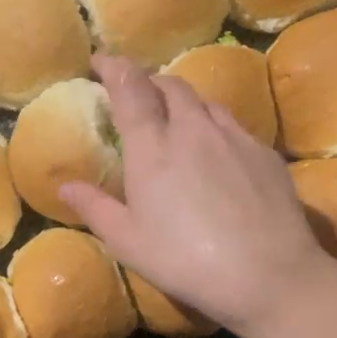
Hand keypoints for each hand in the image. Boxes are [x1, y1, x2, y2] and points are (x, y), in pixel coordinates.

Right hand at [60, 54, 336, 334]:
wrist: (270, 276)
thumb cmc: (184, 261)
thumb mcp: (128, 242)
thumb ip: (95, 208)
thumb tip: (66, 186)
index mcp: (152, 148)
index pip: (131, 88)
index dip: (114, 68)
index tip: (100, 61)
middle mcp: (193, 129)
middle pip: (170, 85)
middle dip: (148, 82)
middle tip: (135, 95)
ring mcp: (234, 137)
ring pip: (203, 102)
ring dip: (182, 102)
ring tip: (173, 120)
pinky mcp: (264, 152)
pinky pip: (231, 124)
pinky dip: (211, 125)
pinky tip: (212, 153)